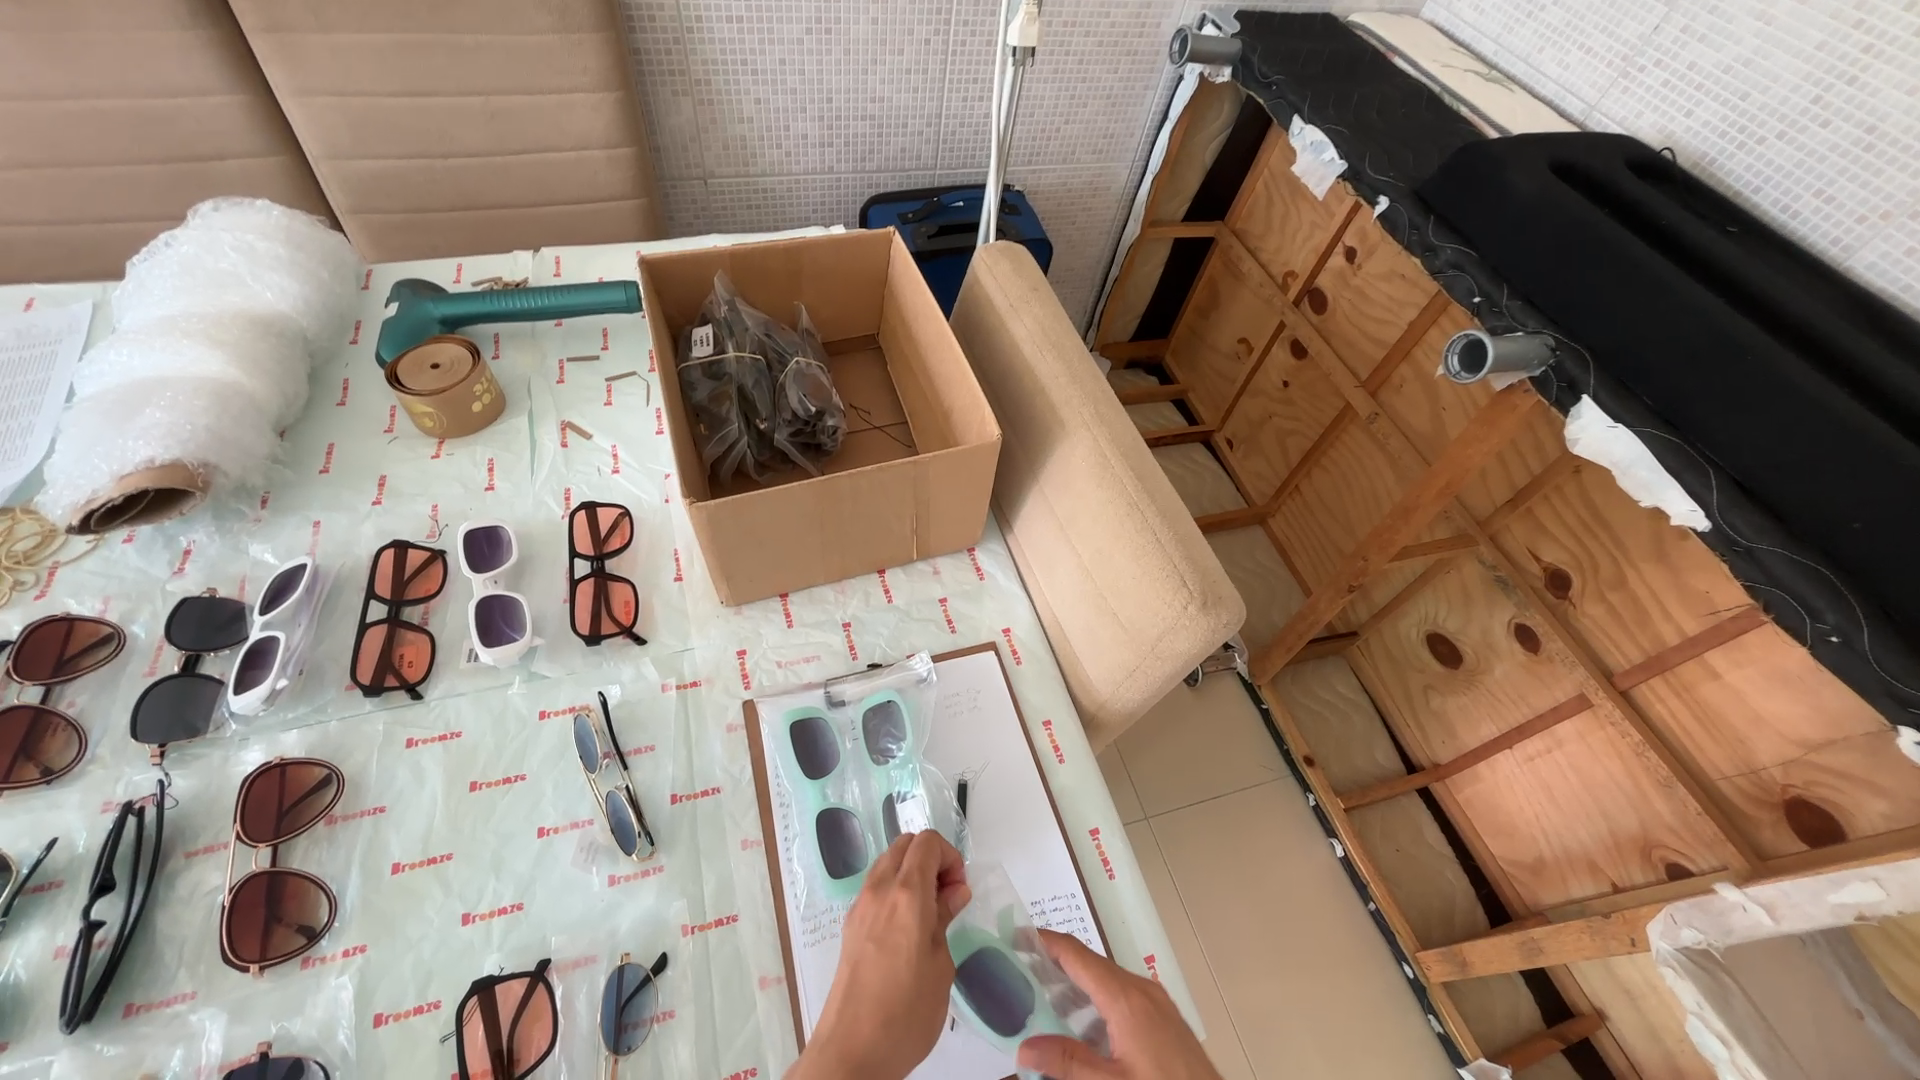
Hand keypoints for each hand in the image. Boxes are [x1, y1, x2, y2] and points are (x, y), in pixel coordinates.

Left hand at [792, 831, 970, 1079]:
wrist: (852, 1052)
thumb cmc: (906, 1013)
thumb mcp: (941, 965)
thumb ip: (946, 918)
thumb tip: (954, 891)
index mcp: (905, 894)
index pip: (927, 842)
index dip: (950, 857)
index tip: (959, 890)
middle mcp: (878, 890)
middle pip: (905, 844)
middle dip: (931, 859)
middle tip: (947, 896)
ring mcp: (859, 906)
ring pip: (888, 863)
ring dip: (911, 872)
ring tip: (930, 914)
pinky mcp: (850, 925)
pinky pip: (875, 887)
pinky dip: (895, 890)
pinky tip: (908, 928)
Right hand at [1017, 929, 1220, 1079]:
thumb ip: (1067, 1063)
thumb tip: (1023, 1047)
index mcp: (1125, 998)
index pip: (1077, 955)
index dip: (1044, 941)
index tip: (1014, 936)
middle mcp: (1141, 990)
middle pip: (1090, 965)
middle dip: (1054, 966)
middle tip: (1019, 975)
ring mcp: (1156, 1003)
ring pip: (1107, 983)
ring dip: (1075, 989)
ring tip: (1043, 1005)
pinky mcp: (1165, 1020)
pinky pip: (1122, 998)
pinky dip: (1096, 1003)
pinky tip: (1083, 1030)